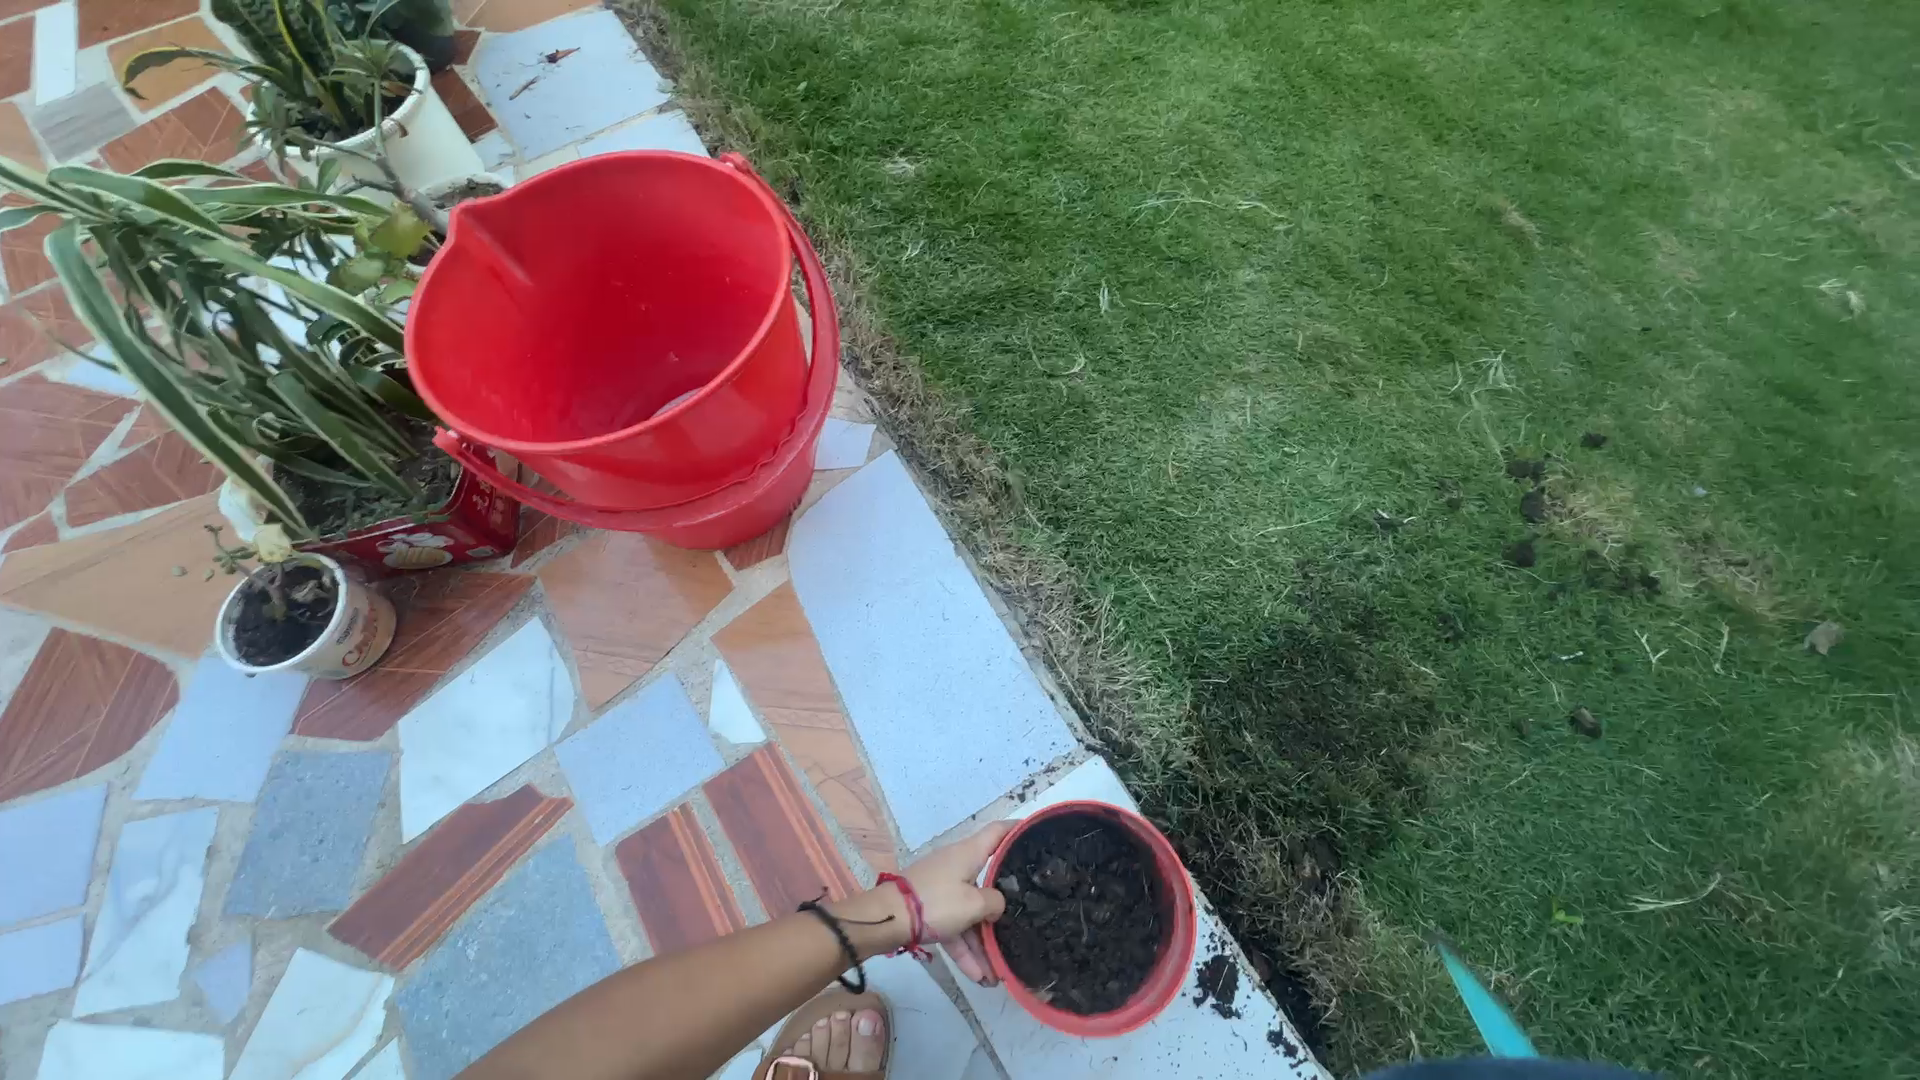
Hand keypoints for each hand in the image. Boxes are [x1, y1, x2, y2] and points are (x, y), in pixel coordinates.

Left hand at [898, 822, 1011, 986]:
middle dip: (1002, 909)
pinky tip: (977, 977)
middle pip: (987, 882)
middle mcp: (958, 865)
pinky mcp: (930, 907)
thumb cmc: (936, 902)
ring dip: (982, 943)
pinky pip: (954, 927)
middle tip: (1021, 924)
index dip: (1017, 830)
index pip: (998, 832)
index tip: (1035, 835)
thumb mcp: (973, 904)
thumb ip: (995, 903)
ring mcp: (943, 887)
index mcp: (969, 853)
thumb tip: (996, 905)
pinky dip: (964, 948)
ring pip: (970, 912)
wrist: (889, 918)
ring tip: (996, 974)